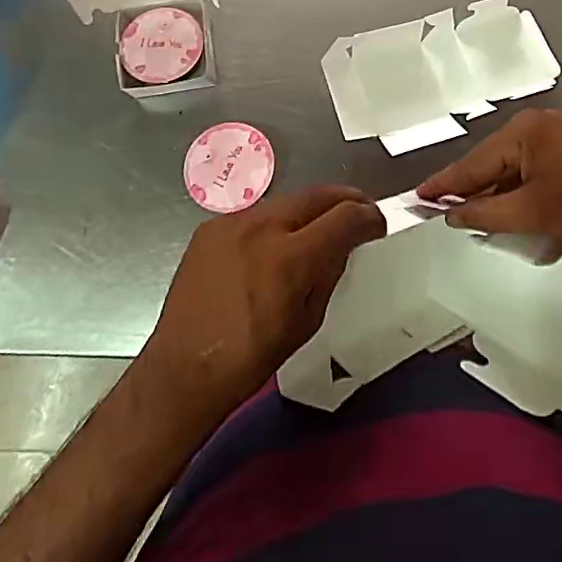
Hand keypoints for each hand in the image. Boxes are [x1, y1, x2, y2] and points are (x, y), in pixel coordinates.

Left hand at [140, 185, 386, 409]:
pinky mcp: (210, 226)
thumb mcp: (307, 321)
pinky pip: (256, 213)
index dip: (369, 218)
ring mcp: (232, 223)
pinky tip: (277, 240)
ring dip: (311, 207)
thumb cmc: (252, 356)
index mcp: (290, 258)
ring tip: (321, 224)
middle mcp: (261, 228)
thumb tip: (342, 246)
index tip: (377, 225)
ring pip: (287, 199)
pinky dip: (276, 220)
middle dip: (346, 200)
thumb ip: (329, 274)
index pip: (345, 217)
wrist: (184, 366)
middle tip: (360, 211)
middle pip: (318, 194)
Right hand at [417, 109, 561, 274]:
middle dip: (483, 201)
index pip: (471, 163)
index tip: (421, 198)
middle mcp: (544, 130)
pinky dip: (534, 208)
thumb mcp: (531, 216)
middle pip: (494, 169)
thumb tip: (456, 214)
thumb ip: (483, 214)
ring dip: (512, 209)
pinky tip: (539, 233)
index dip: (444, 186)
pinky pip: (541, 183)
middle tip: (460, 224)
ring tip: (511, 235)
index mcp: (527, 131)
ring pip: (519, 180)